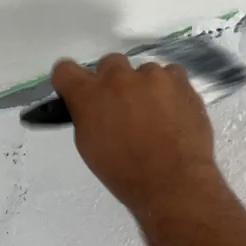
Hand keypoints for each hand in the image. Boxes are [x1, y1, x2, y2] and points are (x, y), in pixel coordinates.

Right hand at [51, 54, 227, 218]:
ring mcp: (151, 75)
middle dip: (112, 83)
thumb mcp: (90, 147)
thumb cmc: (125, 173)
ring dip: (143, 87)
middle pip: (108, 64)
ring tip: (155, 115)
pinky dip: (169, 89)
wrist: (173, 181)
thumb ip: (86, 116)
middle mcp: (117, 78)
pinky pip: (170, 75)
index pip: (65, 70)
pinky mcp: (180, 80)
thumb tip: (92, 106)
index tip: (78, 93)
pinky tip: (173, 111)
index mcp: (89, 96)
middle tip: (122, 108)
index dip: (71, 81)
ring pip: (142, 71)